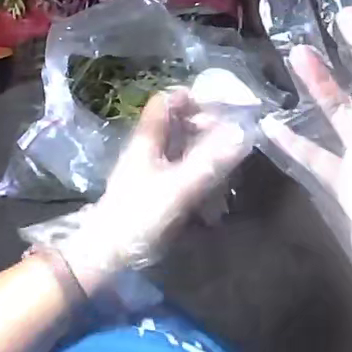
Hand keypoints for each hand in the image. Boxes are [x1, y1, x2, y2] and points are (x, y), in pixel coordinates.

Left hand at [53, 88, 250, 294]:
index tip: (224, 110)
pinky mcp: (157, 190)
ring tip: (228, 179)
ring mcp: (152, 169)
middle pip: (180, 125)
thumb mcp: (179, 187)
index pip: (167, 101)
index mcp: (147, 138)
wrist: (110, 252)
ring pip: (185, 150)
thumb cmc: (140, 215)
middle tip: (234, 145)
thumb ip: (209, 161)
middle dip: (209, 132)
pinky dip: (201, 182)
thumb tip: (241, 132)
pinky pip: (184, 175)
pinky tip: (213, 206)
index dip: (193, 99)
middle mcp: (149, 148)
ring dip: (208, 160)